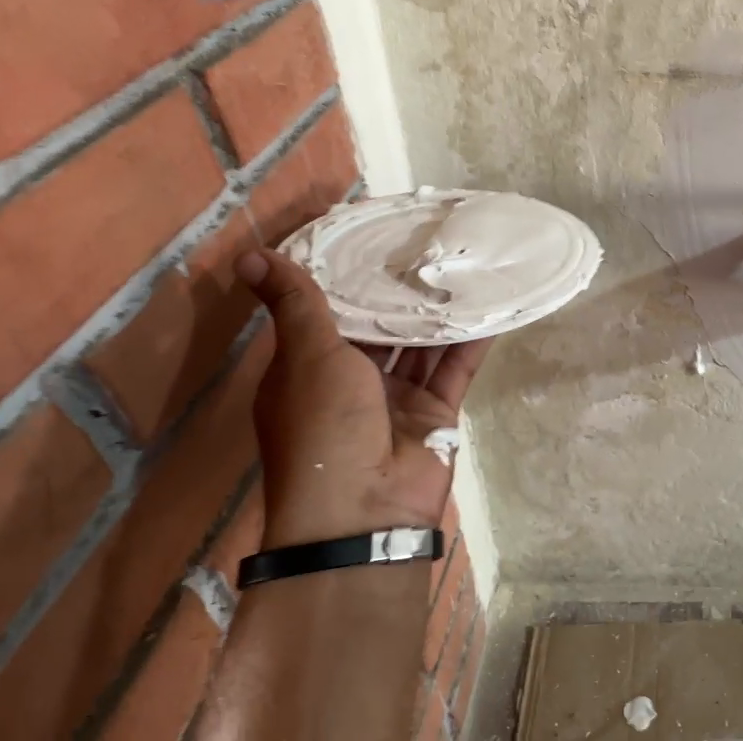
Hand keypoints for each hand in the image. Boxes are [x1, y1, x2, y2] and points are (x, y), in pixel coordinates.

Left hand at [235, 249, 493, 547]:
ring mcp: (396, 397)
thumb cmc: (323, 426)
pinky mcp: (435, 411)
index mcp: (307, 368)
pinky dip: (472, 339)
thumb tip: (249, 255)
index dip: (346, 273)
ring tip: (465, 262)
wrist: (364, 511)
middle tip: (429, 238)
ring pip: (421, 343)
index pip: (327, 310)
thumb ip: (295, 303)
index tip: (371, 231)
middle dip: (400, 288)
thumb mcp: (306, 356)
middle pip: (380, 325)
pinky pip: (455, 367)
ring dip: (439, 309)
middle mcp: (351, 380)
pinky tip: (492, 304)